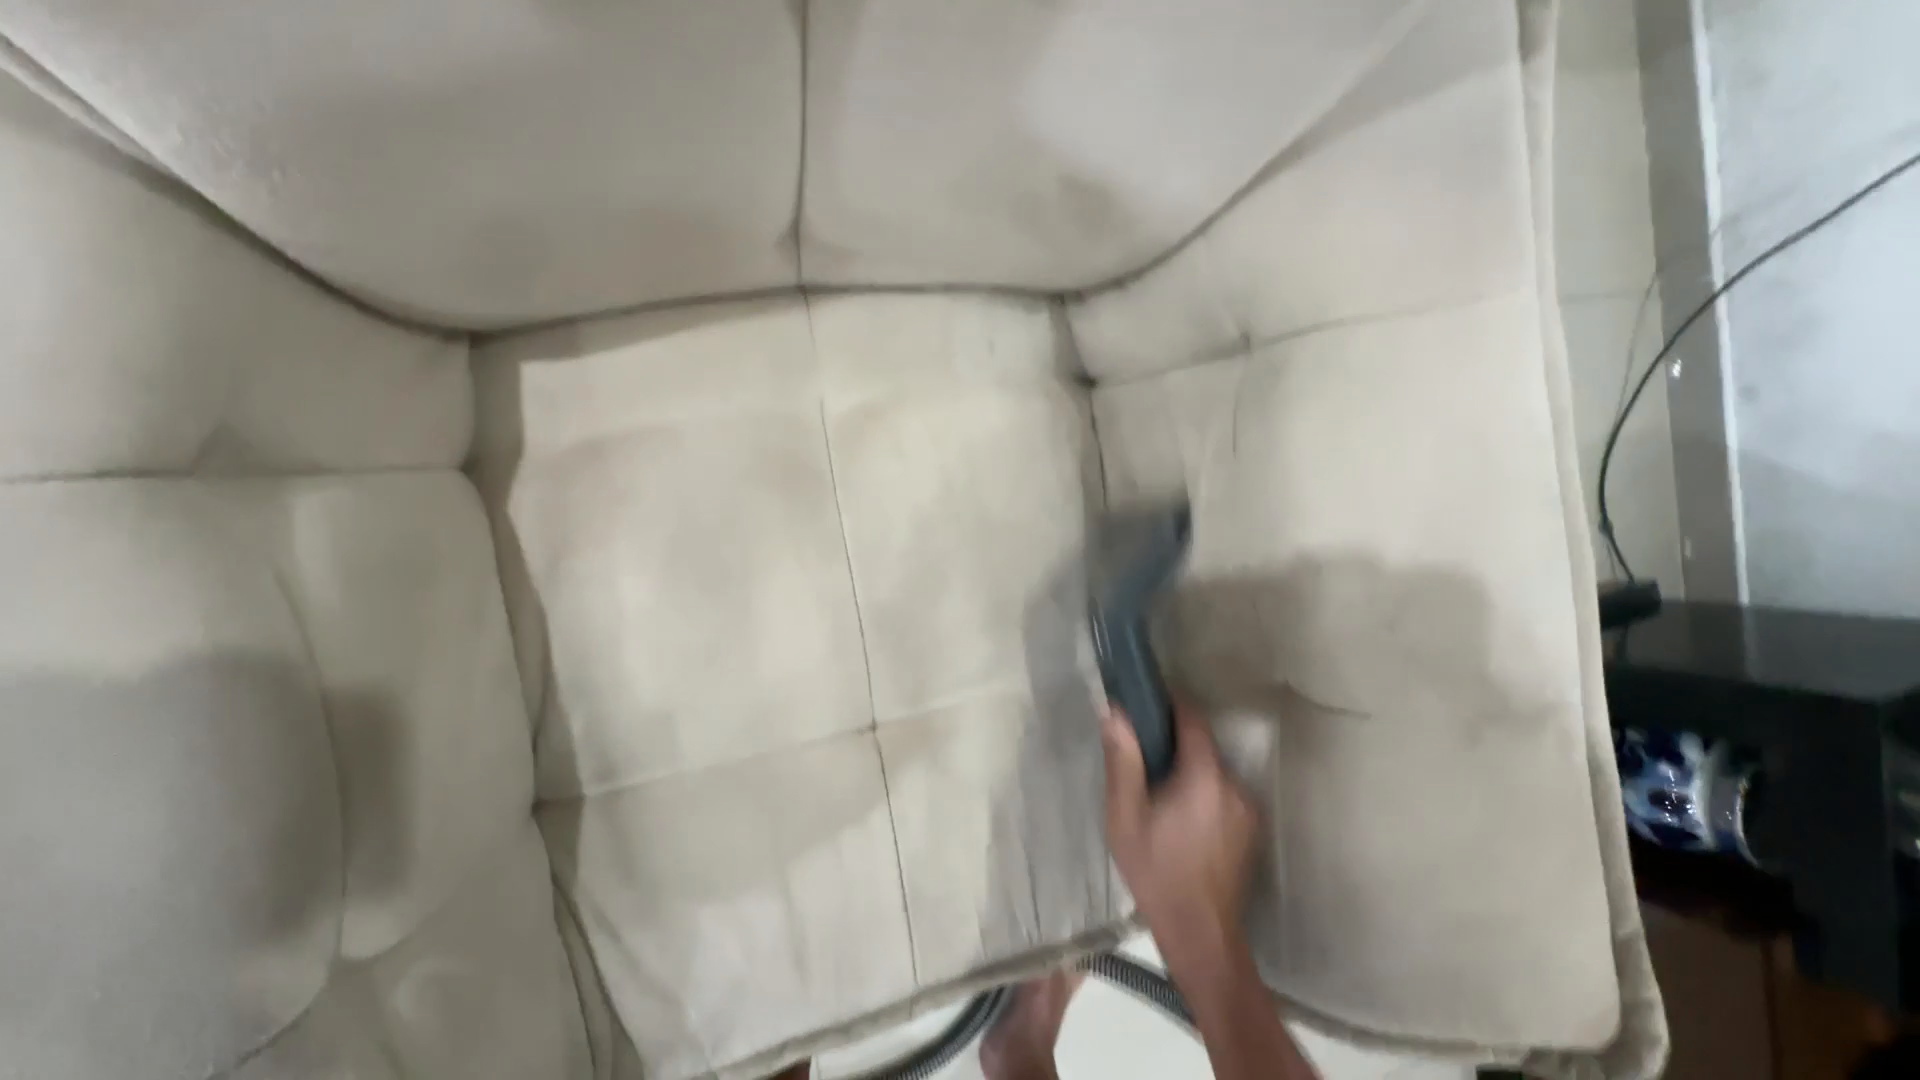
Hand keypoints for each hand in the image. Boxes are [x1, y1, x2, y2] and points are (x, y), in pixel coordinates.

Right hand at [1100, 701, 1260, 948]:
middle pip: (1203, 746)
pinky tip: (1181, 820)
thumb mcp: (1125, 816)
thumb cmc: (1155, 872)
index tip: (1146, 702)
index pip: (1193, 719)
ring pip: (1214, 772)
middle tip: (1142, 758)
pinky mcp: (1252, 829)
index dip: (1170, 705)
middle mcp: (1235, 785)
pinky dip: (1204, 794)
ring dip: (1190, 772)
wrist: (1199, 933)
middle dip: (1175, 744)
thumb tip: (1116, 711)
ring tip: (1159, 794)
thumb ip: (1123, 761)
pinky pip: (1224, 795)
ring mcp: (1248, 808)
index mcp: (1204, 777)